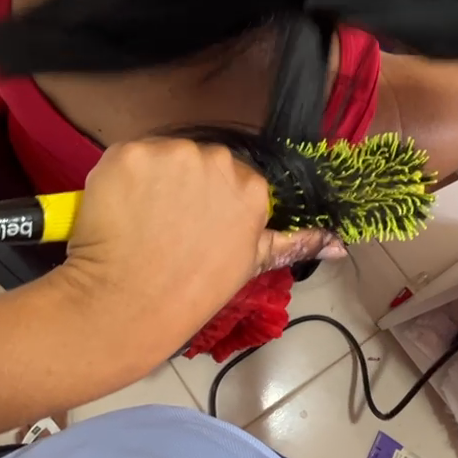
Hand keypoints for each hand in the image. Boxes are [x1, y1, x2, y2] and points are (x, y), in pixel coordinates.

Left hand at [52, 139, 340, 362]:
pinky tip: (117, 211)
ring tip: (139, 221)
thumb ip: (294, 243)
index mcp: (251, 186)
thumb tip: (341, 245)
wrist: (127, 304)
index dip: (205, 198)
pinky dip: (118, 179)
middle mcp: (217, 159)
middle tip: (163, 224)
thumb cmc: (192, 292)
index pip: (227, 176)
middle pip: (195, 159)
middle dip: (180, 184)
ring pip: (159, 156)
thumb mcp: (249, 264)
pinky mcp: (130, 152)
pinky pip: (125, 157)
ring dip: (148, 180)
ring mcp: (171, 154)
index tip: (191, 224)